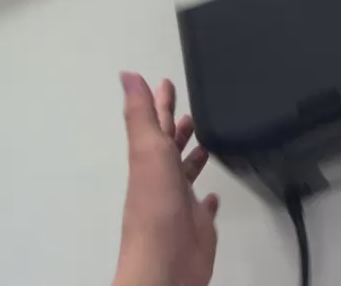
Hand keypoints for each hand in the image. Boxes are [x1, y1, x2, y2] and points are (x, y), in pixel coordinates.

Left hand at [114, 73, 219, 285]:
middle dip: (176, 127)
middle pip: (169, 147)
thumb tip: (126, 74)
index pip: (156, 125)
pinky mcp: (198, 225)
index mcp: (150, 162)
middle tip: (190, 109)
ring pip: (185, 174)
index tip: (166, 82)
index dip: (160, 103)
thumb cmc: (156, 208)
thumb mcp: (147, 154)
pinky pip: (203, 206)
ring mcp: (180, 204)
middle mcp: (163, 180)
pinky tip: (214, 193)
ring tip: (206, 141)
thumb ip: (141, 115)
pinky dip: (208, 196)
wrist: (164, 269)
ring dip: (192, 157)